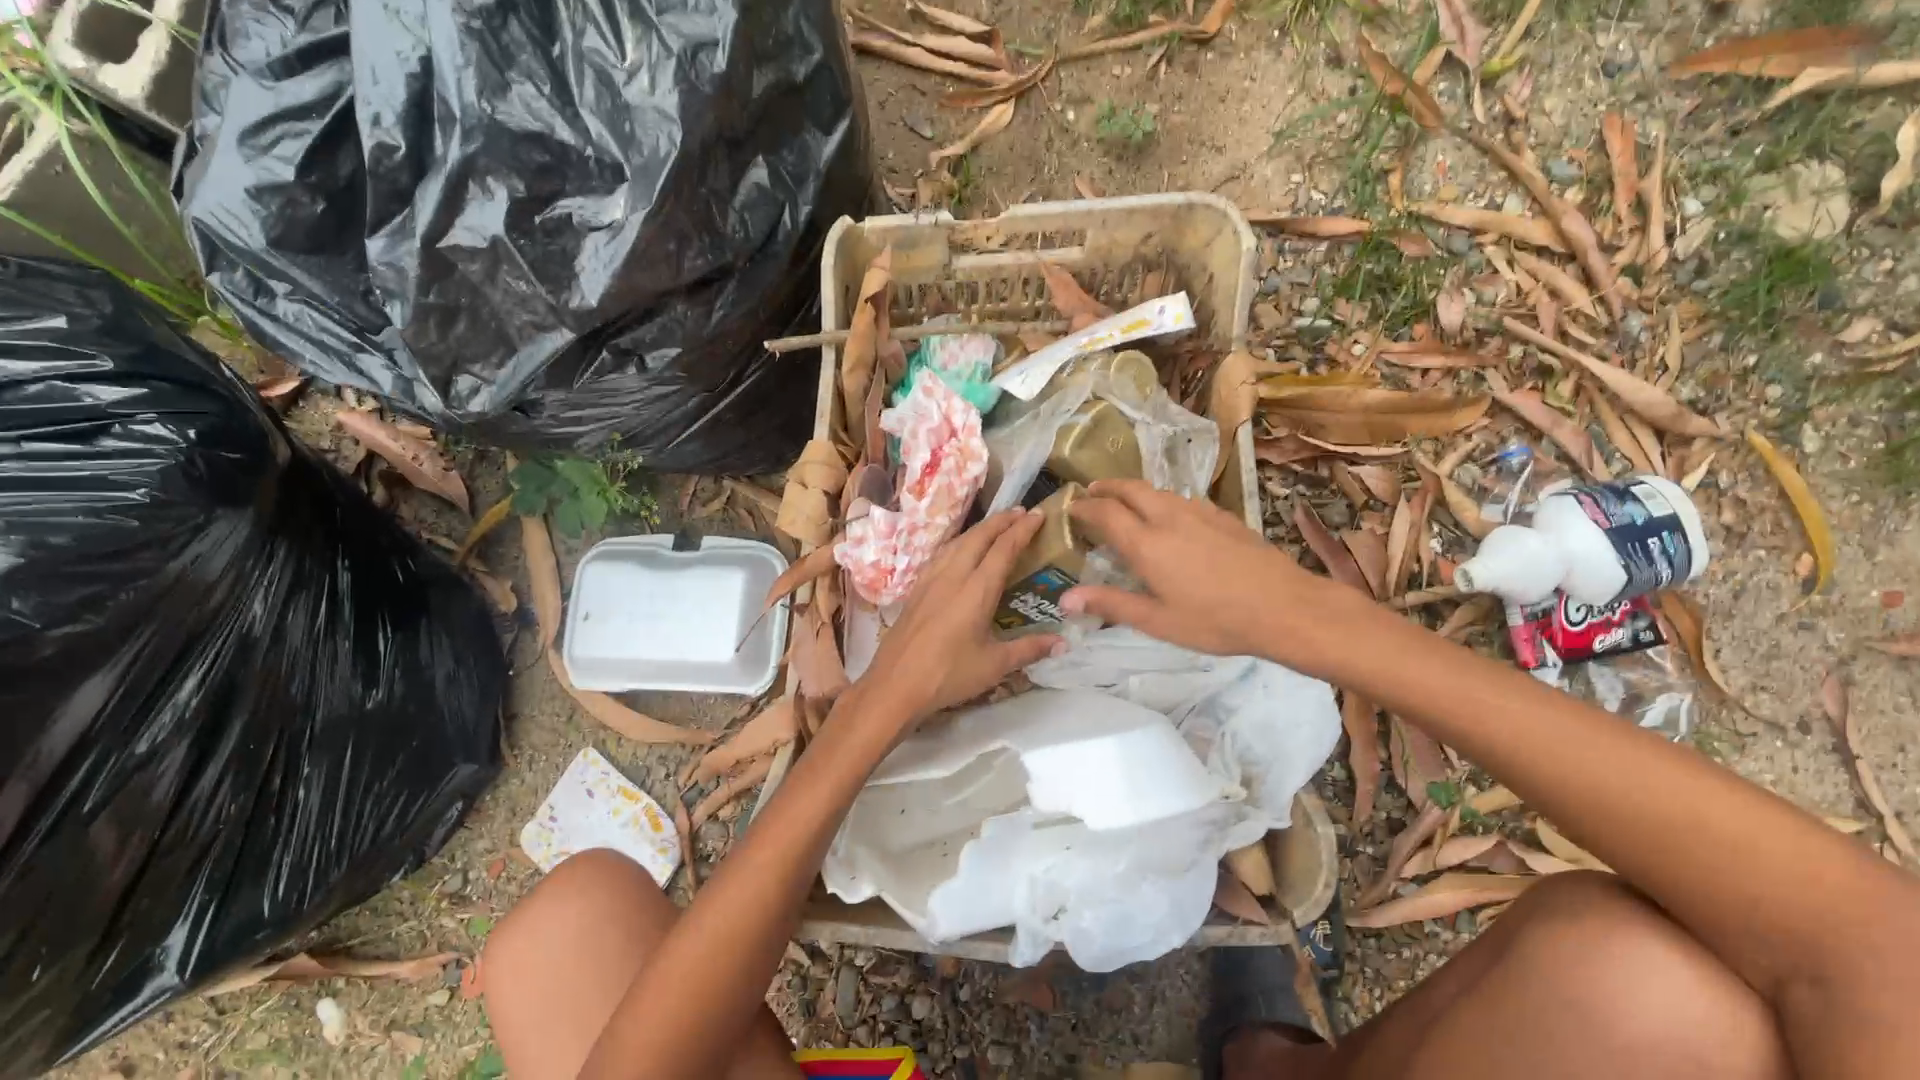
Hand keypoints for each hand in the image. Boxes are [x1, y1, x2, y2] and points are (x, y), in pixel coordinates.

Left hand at [852, 509, 1063, 728]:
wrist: (894, 686)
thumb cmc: (947, 675)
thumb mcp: (994, 665)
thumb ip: (1029, 649)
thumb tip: (1063, 643)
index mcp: (976, 590)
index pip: (1003, 548)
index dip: (1022, 529)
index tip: (1038, 515)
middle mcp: (952, 576)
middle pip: (978, 537)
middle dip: (1000, 521)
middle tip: (1020, 513)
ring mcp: (929, 581)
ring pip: (956, 542)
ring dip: (978, 530)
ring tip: (994, 527)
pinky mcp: (915, 591)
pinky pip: (940, 555)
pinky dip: (957, 543)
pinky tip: (959, 551)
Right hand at [1062, 479, 1341, 665]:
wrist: (1284, 606)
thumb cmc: (1215, 620)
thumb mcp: (1158, 621)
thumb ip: (1112, 605)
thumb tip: (1066, 599)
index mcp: (1147, 544)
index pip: (1105, 512)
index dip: (1084, 507)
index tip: (1070, 509)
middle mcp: (1169, 518)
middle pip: (1130, 489)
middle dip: (1106, 487)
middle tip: (1091, 493)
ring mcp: (1200, 513)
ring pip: (1158, 491)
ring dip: (1134, 492)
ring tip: (1125, 504)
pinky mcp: (1224, 516)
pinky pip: (1183, 499)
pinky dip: (1162, 500)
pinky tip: (1171, 518)